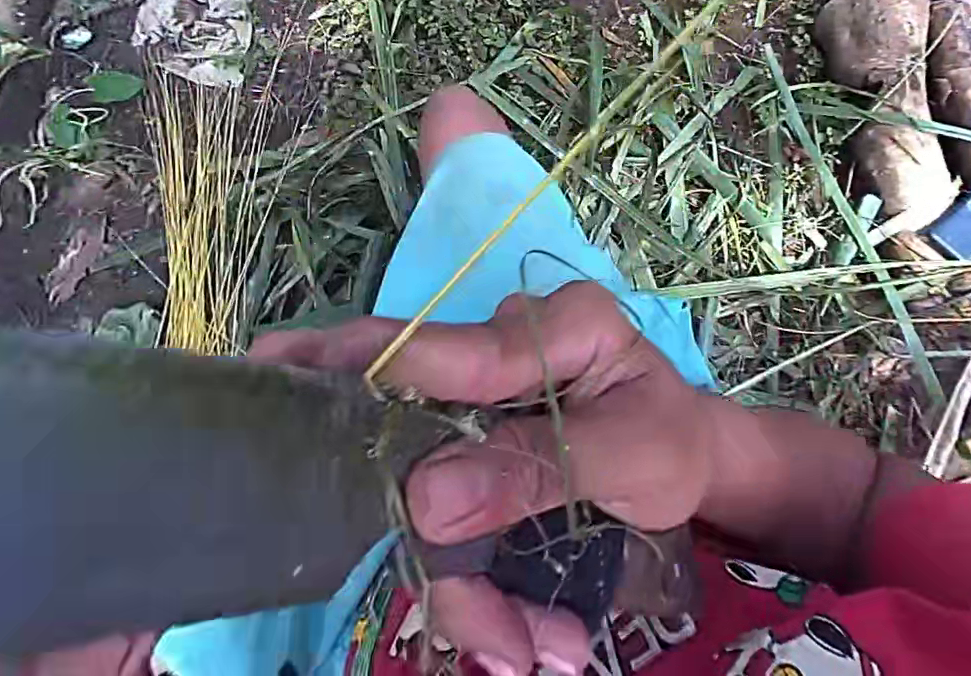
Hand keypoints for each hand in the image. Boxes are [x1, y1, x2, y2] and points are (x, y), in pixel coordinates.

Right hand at [251, 280, 711, 675]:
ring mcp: (487, 399)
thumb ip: (532, 468)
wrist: (694, 460)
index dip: (362, 363)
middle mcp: (506, 351)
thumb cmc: (671, 440)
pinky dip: (480, 581)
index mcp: (554, 327)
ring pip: (433, 488)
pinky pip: (453, 506)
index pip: (448, 350)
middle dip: (439, 543)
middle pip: (423, 435)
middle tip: (495, 640)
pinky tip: (526, 633)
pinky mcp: (481, 442)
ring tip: (527, 650)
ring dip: (471, 583)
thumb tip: (423, 500)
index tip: (277, 368)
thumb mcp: (628, 457)